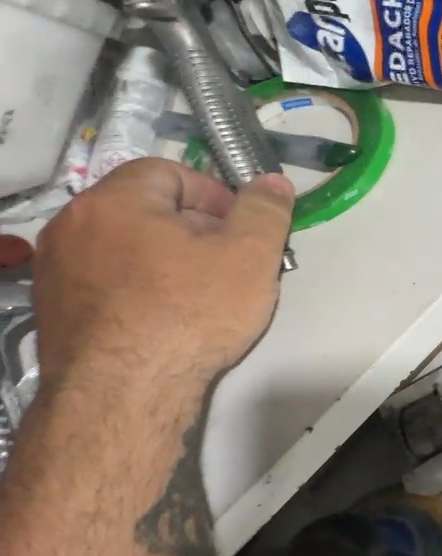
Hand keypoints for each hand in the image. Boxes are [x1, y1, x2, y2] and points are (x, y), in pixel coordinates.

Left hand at [34, 159, 293, 389]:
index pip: (167, 171)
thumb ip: (264, 211)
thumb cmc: (193, 311)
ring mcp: (57, 263)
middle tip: (232, 261)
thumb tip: (271, 182)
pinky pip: (107, 272)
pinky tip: (167, 311)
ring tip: (203, 290)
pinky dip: (140, 281)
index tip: (242, 227)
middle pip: (145, 206)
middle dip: (194, 226)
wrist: (126, 384)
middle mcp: (74, 224)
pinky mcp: (55, 300)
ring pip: (127, 241)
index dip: (213, 192)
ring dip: (169, 254)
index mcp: (115, 202)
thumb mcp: (251, 255)